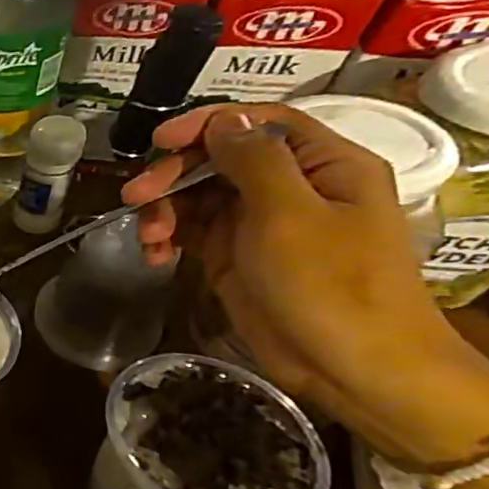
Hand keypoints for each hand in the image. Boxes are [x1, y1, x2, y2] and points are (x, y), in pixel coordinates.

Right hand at [119, 103, 488, 459]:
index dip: (207, 124)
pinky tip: (156, 257)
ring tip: (149, 238)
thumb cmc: (332, 286)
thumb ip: (254, 161)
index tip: (160, 141)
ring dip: (165, 209)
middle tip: (134, 196)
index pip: (260, 123)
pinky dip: (168, 238)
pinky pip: (191, 229)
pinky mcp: (235, 253)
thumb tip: (224, 119)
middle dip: (172, 174)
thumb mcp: (290, 215)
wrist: (353, 369)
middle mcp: (292, 186)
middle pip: (218, 157)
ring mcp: (261, 221)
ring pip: (197, 194)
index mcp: (324, 166)